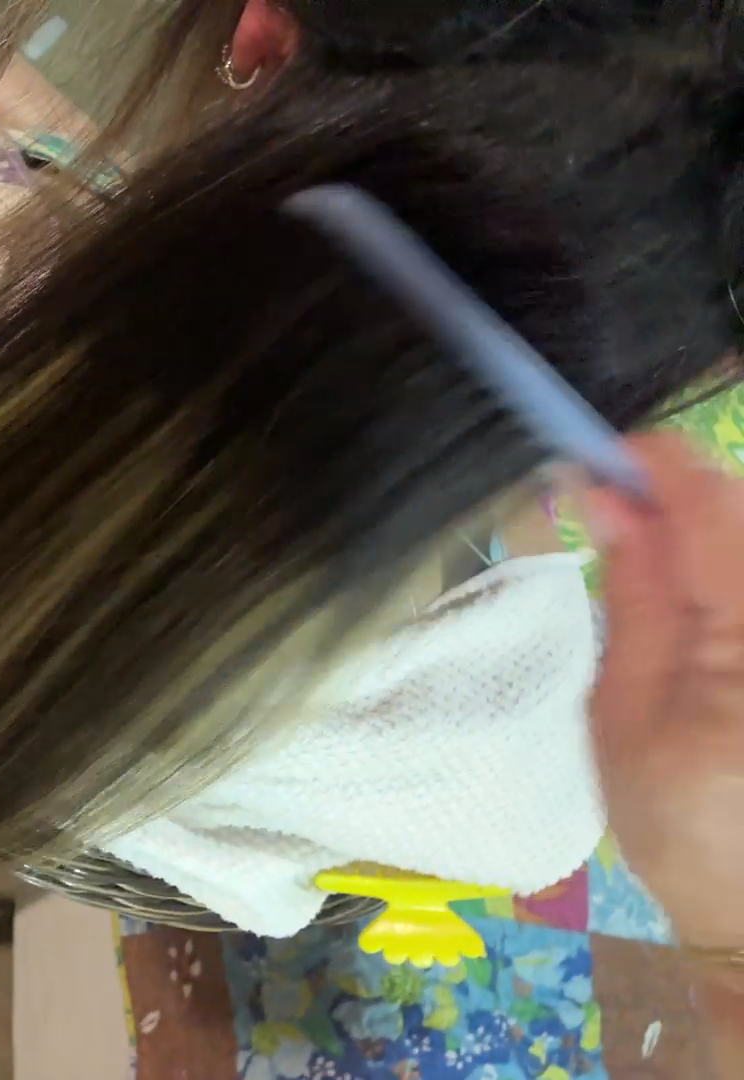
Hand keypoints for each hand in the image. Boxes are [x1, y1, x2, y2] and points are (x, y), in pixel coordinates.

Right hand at [587, 434, 743, 948]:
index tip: (596, 448)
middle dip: (683, 497)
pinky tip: (687, 575)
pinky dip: (725, 562)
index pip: (723, 518)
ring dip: (706, 532)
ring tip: (639, 540)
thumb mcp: (626, 702)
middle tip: (601, 498)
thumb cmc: (676, 817)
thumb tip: (604, 501)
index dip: (663, 467)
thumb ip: (637, 594)